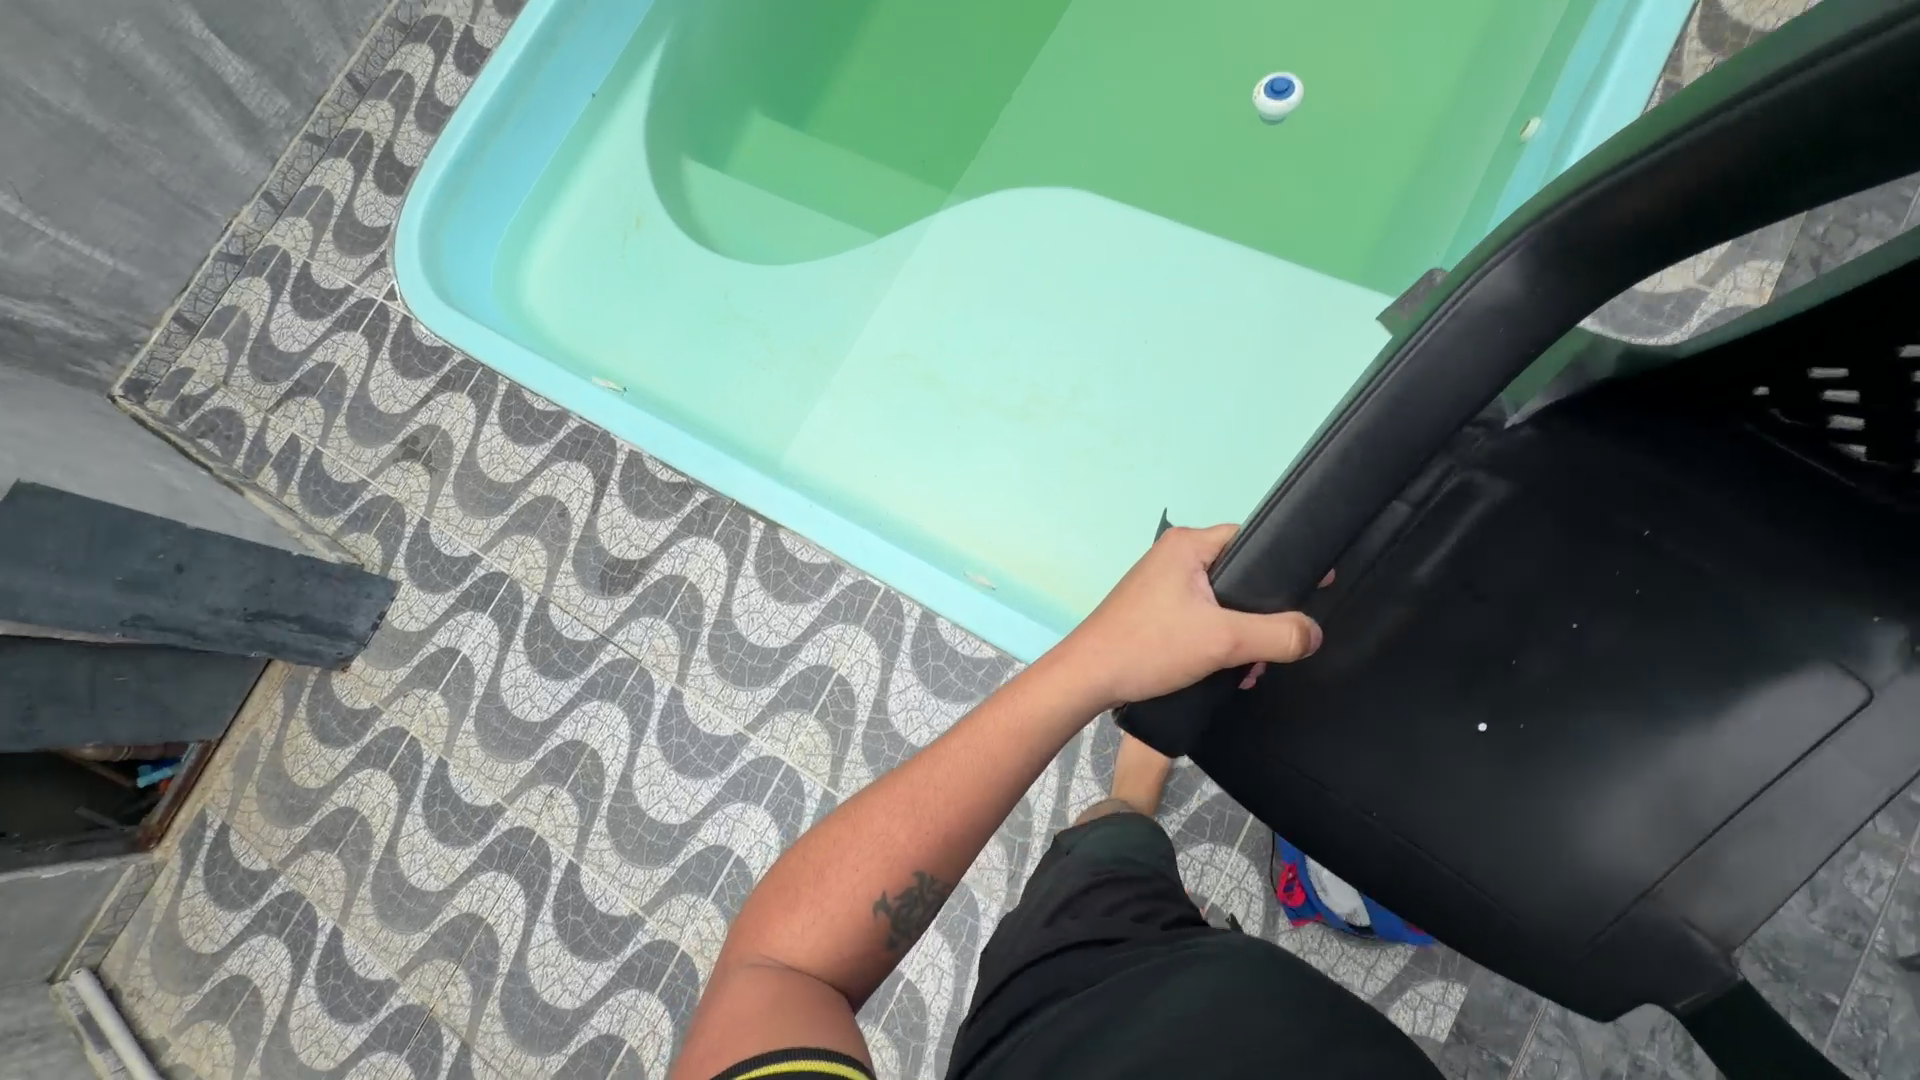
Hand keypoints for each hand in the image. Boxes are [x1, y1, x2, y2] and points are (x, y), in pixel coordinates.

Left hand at [1050, 524, 1321, 711]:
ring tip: (1247, 669)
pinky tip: (1226, 671)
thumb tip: (1314, 633)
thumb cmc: (1150, 647)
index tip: (1313, 591)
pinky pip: (1201, 619)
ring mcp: (1161, 584)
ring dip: (1241, 636)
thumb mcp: (1224, 641)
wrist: (1088, 678)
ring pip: (1222, 604)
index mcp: (1188, 545)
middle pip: (1240, 576)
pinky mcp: (1154, 611)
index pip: (1253, 539)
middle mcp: (1174, 556)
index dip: (1285, 564)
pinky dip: (1218, 642)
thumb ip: (1278, 635)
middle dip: (1262, 616)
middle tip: (1271, 650)